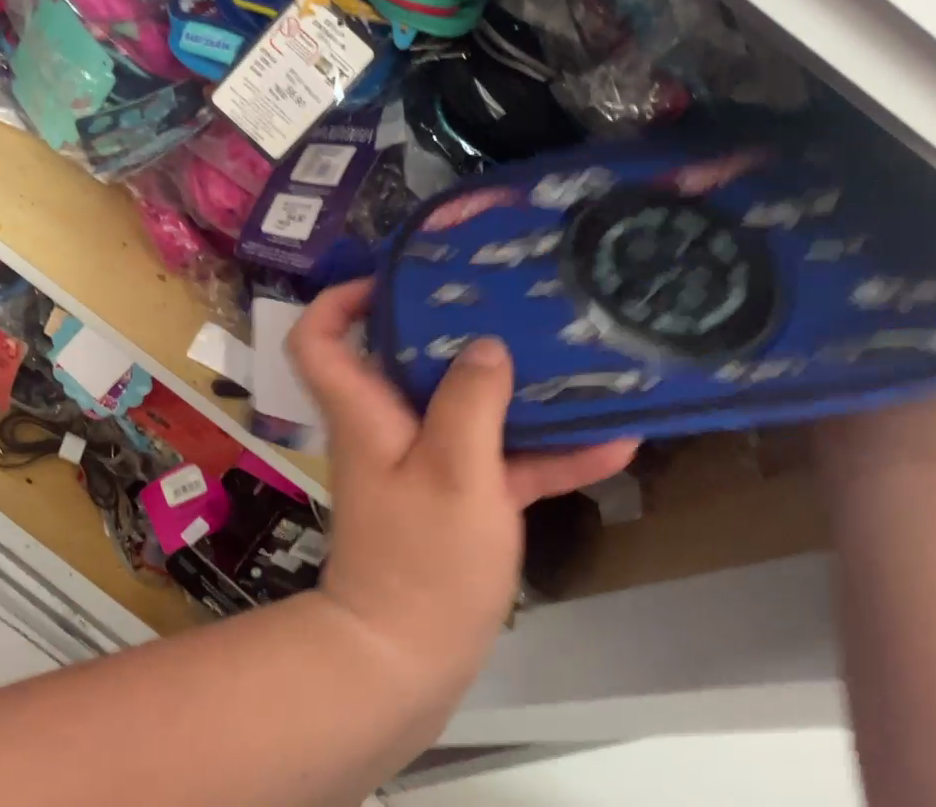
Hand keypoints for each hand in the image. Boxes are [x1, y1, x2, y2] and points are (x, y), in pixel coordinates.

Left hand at [287, 279, 636, 695]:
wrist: (404, 654)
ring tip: (579, 358)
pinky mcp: (456, 501)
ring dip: (516, 390)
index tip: (396, 280)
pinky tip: (617, 443)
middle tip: (510, 301)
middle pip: (405, 361)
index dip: (341, 300)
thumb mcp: (455, 471)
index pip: (319, 338)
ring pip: (464, 409)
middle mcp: (387, 428)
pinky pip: (500, 461)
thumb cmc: (422, 559)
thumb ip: (470, 402)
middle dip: (453, 330)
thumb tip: (484, 344)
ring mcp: (423, 464)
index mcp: (365, 410)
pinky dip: (546, 453)